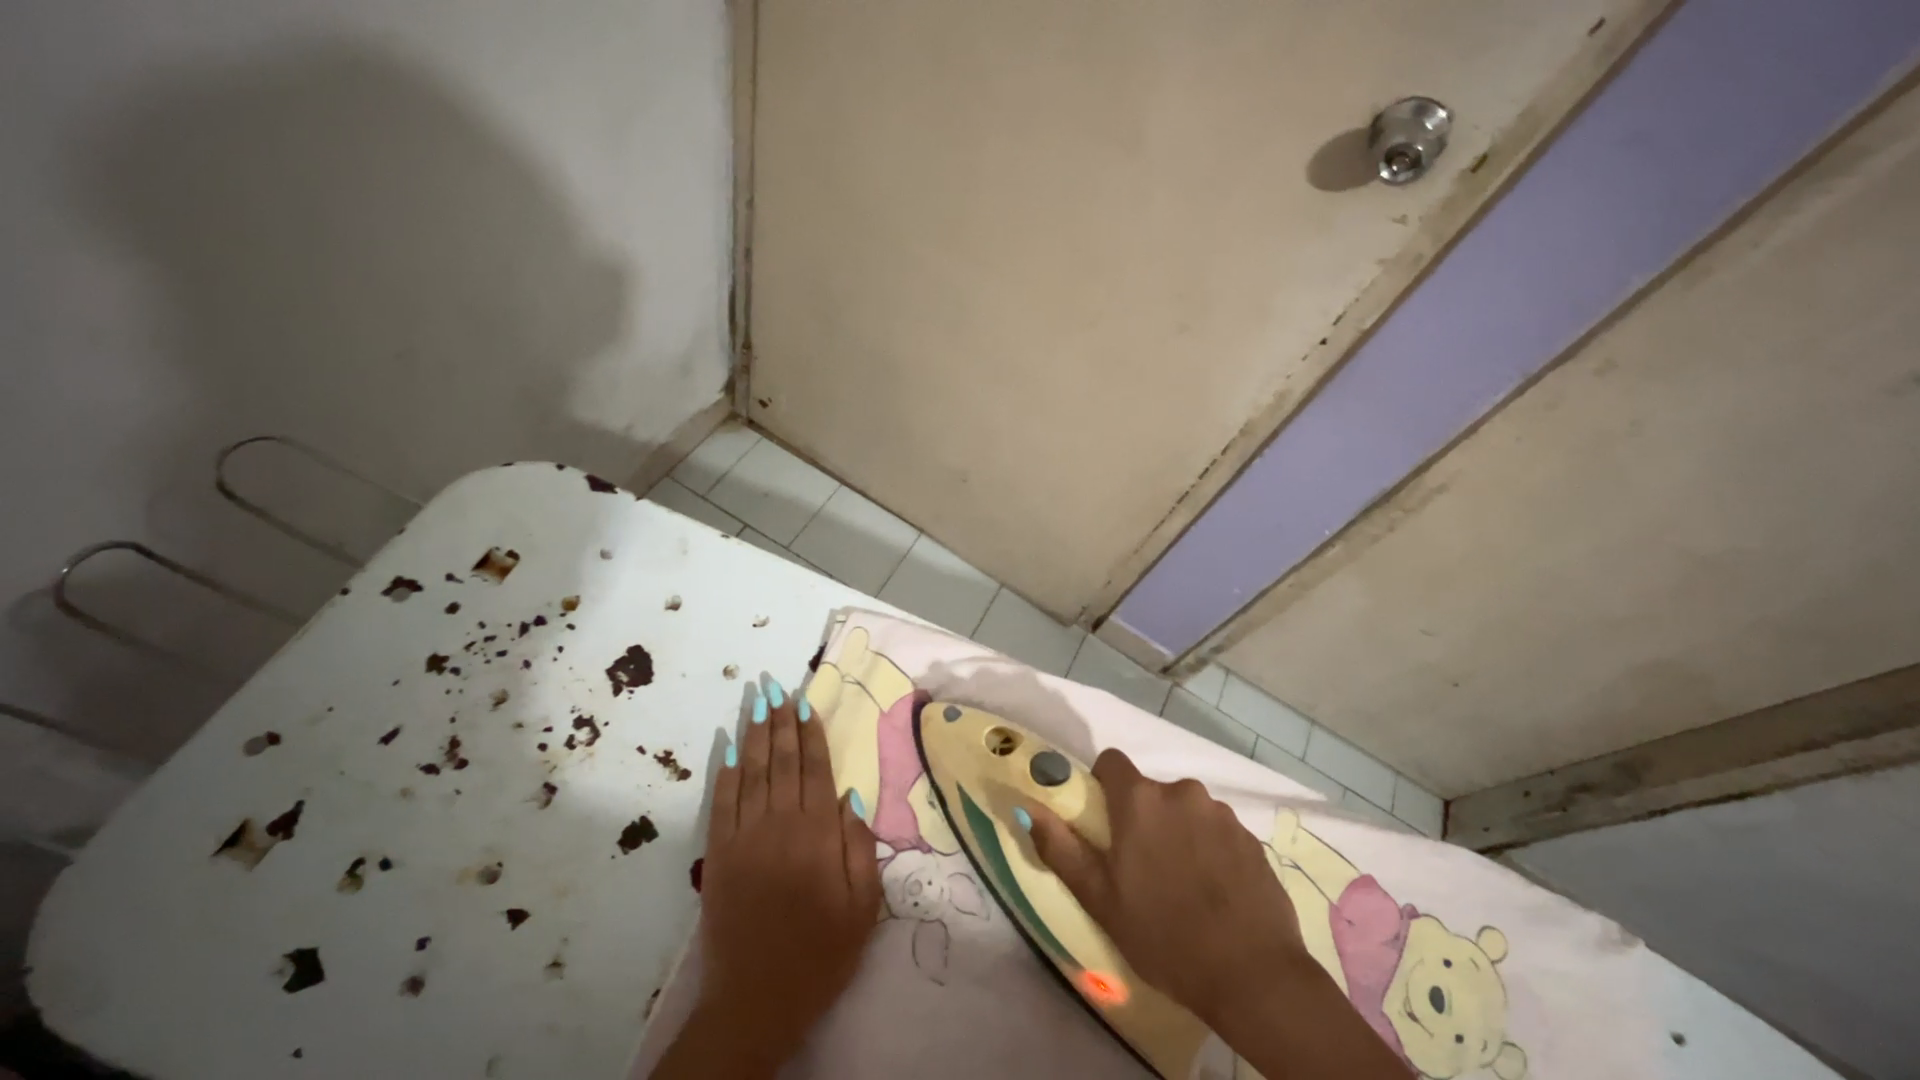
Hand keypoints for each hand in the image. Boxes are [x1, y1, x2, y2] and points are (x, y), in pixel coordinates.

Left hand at [653, 676, 881, 1077]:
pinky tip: (728, 746)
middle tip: (776, 684)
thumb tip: (851, 796)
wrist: (758, 999)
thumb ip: (859, 849)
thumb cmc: (821, 955)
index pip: (815, 770)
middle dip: (780, 720)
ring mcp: (744, 837)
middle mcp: (780, 825)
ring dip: (754, 733)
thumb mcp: (863, 908)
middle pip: (781, 761)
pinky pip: (721, 802)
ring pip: (750, 772)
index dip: (810, 733)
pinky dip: (724, 771)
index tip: (806, 700)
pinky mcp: (717, 855)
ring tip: (756, 700)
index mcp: (818, 836)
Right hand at [1026, 750, 1409, 1077]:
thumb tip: (1028, 808)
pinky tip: (1213, 894)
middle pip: (1151, 792)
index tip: (1104, 826)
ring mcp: (1223, 815)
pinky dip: (1210, 852)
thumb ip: (1061, 847)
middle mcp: (1183, 793)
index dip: (1102, 787)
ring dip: (1178, 834)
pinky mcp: (1252, 839)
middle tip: (1140, 870)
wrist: (1251, 974)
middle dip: (1142, 819)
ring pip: (1186, 811)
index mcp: (1140, 801)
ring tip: (1181, 887)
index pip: (1111, 762)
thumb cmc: (1162, 935)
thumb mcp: (1098, 898)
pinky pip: (1218, 833)